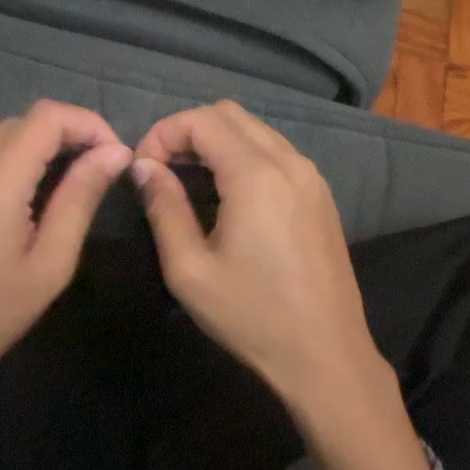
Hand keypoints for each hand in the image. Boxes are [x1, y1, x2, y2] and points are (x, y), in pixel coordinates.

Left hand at [0, 100, 130, 469]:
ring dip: (32, 149)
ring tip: (56, 192)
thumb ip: (81, 198)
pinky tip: (12, 201)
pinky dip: (1, 161)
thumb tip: (114, 153)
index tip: (112, 157)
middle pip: (21, 122)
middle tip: (92, 177)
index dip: (88, 124)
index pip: (47, 116)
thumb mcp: (50, 264)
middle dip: (65, 137)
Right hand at [132, 101, 428, 469]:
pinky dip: (245, 157)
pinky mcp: (321, 196)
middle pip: (230, 114)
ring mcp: (311, 177)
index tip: (143, 170)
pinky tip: (228, 198)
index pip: (201, 120)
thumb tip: (144, 167)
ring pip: (256, 131)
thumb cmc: (252, 316)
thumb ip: (164, 208)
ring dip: (217, 143)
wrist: (326, 354)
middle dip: (188, 132)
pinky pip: (277, 153)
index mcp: (256, 175)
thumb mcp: (190, 269)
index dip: (163, 134)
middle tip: (162, 172)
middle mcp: (290, 162)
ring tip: (189, 184)